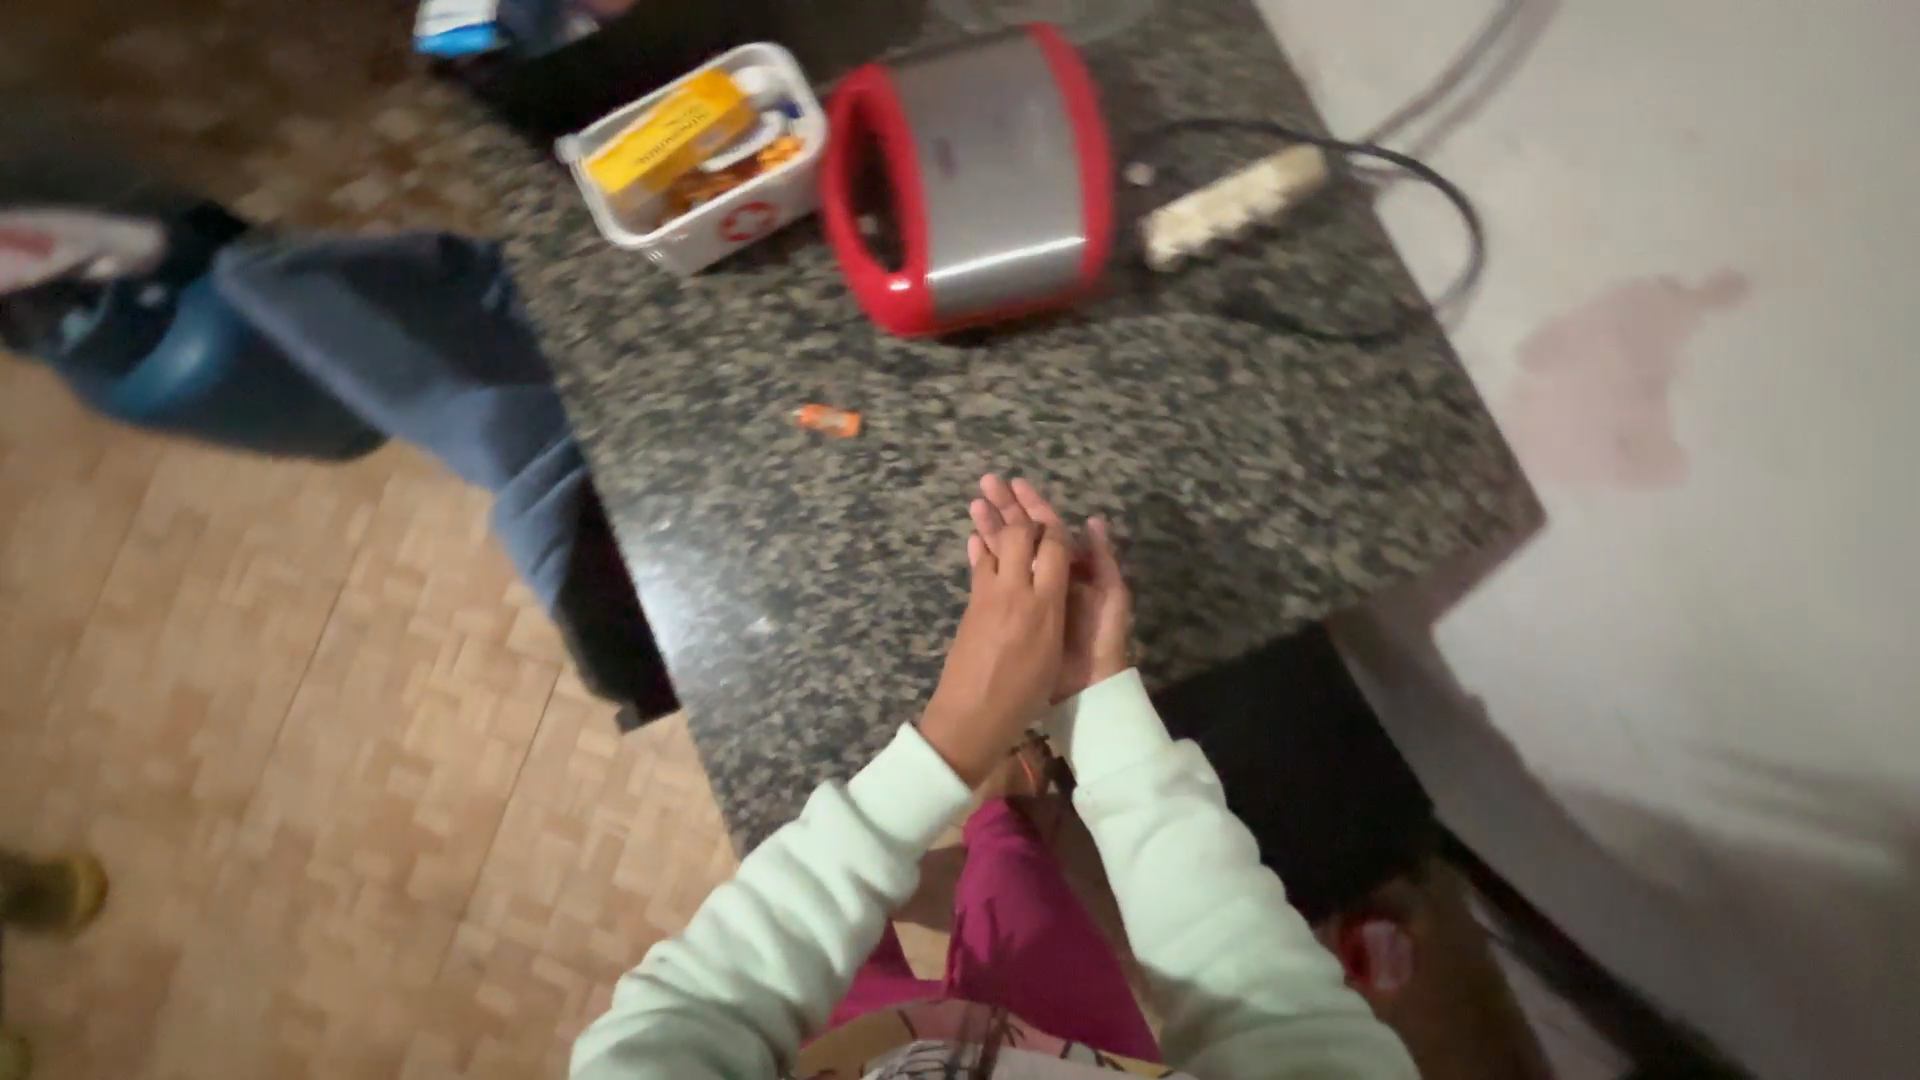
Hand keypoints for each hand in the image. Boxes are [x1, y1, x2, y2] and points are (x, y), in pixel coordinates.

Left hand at [920, 517, 1073, 786]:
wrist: (973, 714)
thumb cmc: (1023, 694)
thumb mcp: (1051, 653)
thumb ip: (1055, 612)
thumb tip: (1056, 585)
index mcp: (1046, 604)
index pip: (1055, 547)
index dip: (1055, 527)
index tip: (1052, 514)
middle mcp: (1017, 591)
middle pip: (1021, 535)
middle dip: (1021, 510)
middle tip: (1013, 487)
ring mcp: (989, 595)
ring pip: (994, 545)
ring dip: (990, 518)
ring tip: (982, 493)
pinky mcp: (970, 605)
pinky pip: (977, 567)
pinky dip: (978, 549)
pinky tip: (973, 537)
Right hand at [968, 475, 1131, 702]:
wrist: (1084, 682)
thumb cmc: (1100, 636)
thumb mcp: (1111, 595)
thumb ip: (1102, 558)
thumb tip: (1092, 520)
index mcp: (1071, 566)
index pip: (1048, 528)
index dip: (1033, 505)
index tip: (1015, 484)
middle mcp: (1047, 573)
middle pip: (1023, 534)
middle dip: (1006, 507)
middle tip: (986, 483)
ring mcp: (1027, 591)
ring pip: (1007, 551)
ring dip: (991, 527)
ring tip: (974, 505)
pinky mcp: (1010, 609)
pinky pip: (994, 578)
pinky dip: (982, 559)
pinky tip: (972, 541)